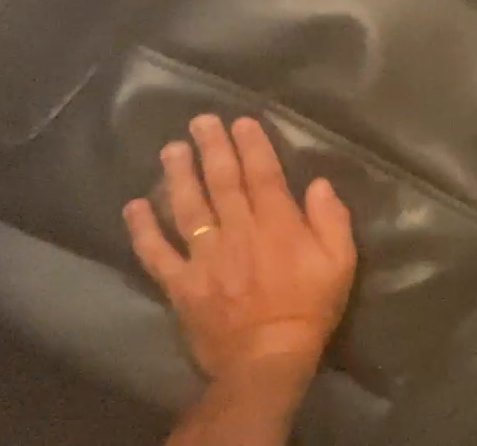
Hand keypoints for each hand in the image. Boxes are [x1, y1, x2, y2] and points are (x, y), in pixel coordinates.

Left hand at [124, 115, 356, 383]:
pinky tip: (135, 206)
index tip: (241, 121)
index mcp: (279, 224)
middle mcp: (239, 232)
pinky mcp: (181, 284)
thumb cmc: (312, 302)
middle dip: (212, 150)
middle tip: (200, 122)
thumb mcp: (341, 258)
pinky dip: (143, 229)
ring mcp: (205, 257)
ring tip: (171, 150)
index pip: (263, 175)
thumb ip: (331, 218)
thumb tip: (318, 183)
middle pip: (222, 184)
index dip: (252, 146)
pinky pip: (157, 253)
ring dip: (178, 178)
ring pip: (188, 209)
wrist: (268, 355)